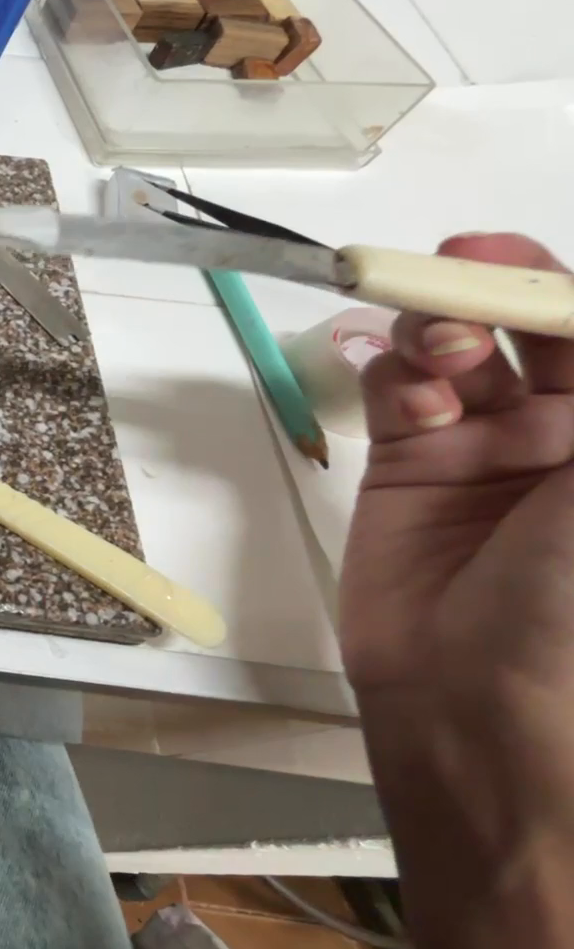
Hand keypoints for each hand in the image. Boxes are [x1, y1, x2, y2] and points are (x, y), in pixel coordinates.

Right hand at [340, 234, 573, 693]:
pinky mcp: (406, 467)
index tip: (513, 258)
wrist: (483, 690)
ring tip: (427, 347)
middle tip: (456, 265)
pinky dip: (392, 381)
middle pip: (537, 334)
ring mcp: (488, 448)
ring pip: (458, 358)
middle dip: (498, 293)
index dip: (566, 291)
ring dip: (437, 335)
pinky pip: (398, 400)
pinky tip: (401, 394)